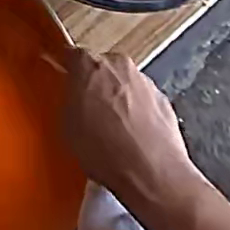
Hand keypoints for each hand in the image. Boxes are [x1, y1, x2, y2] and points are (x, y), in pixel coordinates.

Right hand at [62, 49, 199, 207]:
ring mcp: (144, 80)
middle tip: (91, 111)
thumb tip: (74, 97)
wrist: (153, 174)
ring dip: (119, 99)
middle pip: (102, 68)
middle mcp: (117, 64)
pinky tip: (136, 139)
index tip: (66, 80)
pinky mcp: (164, 99)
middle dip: (97, 85)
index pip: (72, 55)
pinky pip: (144, 101)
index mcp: (88, 65)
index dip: (69, 69)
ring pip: (125, 84)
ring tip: (117, 132)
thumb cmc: (104, 150)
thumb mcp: (68, 127)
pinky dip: (140, 113)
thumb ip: (69, 100)